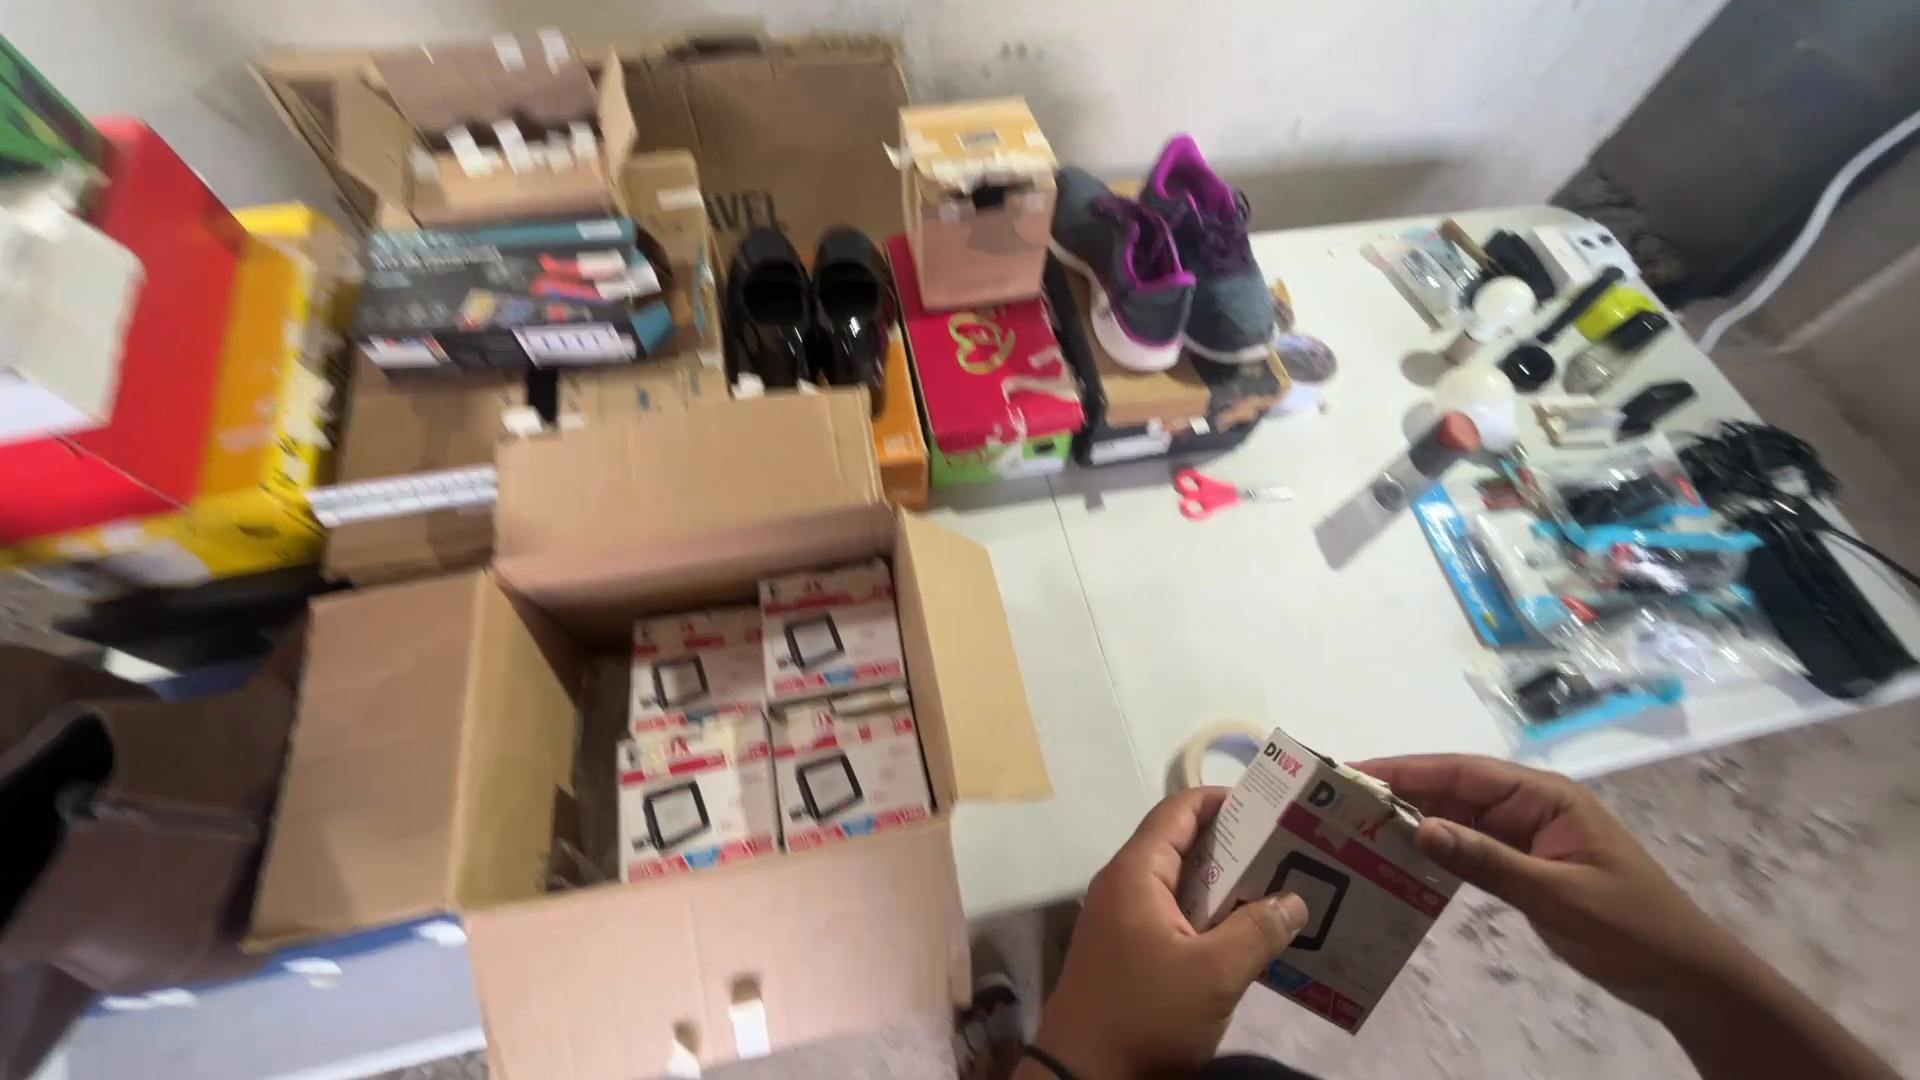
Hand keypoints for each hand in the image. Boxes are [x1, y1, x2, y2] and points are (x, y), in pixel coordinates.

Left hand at [1030, 788, 1308, 1079]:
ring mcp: (1121, 916)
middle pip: (1178, 843)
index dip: (1218, 801)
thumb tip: (1292, 899)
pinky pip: (1171, 912)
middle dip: (1229, 842)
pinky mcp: (1126, 948)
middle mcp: (1123, 883)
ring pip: (1177, 881)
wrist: (1083, 1074)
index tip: (1266, 805)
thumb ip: (1256, 932)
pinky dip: (1205, 912)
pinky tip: (1241, 932)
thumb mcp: (1212, 975)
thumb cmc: (1145, 1014)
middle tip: (1283, 848)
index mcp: (1135, 871)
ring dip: (1220, 882)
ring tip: (1274, 886)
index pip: (1177, 812)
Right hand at [1353, 754, 1745, 1016]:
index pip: (1462, 772)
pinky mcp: (1519, 860)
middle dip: (1399, 791)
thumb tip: (1418, 829)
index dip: (1406, 769)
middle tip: (1341, 799)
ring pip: (1453, 815)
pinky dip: (1432, 847)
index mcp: (1544, 796)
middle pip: (1450, 788)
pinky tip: (1397, 855)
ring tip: (1357, 823)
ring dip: (1410, 820)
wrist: (1694, 984)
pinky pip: (1464, 844)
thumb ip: (1488, 861)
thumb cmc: (1637, 930)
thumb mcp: (1561, 896)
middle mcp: (1528, 804)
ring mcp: (1522, 832)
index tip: (1355, 772)